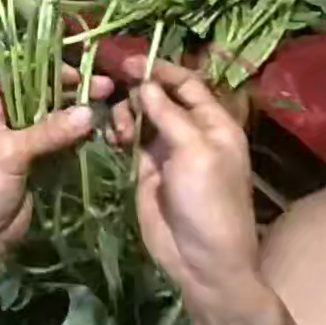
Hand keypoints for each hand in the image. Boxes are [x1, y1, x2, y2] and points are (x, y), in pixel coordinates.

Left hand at [0, 69, 110, 248]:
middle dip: (72, 93)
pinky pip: (60, 139)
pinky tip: (101, 128)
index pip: (23, 76)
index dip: (52, 72)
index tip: (84, 75)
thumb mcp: (12, 152)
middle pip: (42, 95)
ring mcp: (21, 136)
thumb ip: (50, 132)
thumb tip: (89, 111)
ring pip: (54, 117)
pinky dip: (78, 135)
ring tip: (110, 105)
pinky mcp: (37, 158)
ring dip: (78, 113)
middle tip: (107, 88)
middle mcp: (2, 113)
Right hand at [114, 56, 265, 314]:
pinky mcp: (146, 167)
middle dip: (137, 90)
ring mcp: (167, 149)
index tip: (129, 63)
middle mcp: (191, 131)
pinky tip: (113, 137)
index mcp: (214, 124)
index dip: (160, 70)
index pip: (187, 83)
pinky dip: (118, 130)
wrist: (200, 261)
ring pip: (140, 113)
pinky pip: (129, 136)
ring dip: (126, 112)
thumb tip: (145, 83)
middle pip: (159, 95)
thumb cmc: (209, 203)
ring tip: (121, 131)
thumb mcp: (194, 153)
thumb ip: (168, 114)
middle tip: (111, 88)